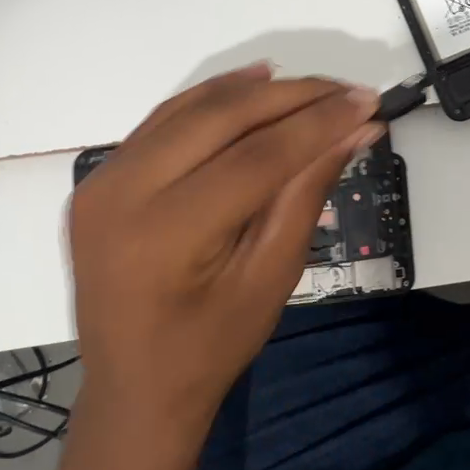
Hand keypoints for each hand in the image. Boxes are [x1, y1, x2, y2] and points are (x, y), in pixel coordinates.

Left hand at [67, 64, 381, 445]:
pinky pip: (166, 119)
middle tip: (350, 91)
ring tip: (318, 87)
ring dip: (259, 90)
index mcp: (165, 235)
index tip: (368, 103)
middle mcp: (122, 195)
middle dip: (295, 97)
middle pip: (223, 118)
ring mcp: (103, 181)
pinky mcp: (101, 176)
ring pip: (193, 108)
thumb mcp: (272, 275)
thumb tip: (356, 130)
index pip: (257, 156)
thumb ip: (308, 193)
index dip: (319, 123)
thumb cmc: (213, 345)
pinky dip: (215, 96)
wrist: (136, 387)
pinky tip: (257, 82)